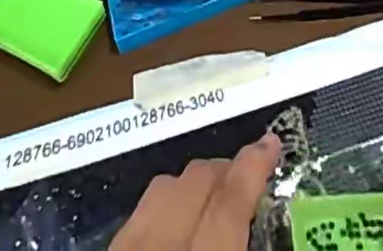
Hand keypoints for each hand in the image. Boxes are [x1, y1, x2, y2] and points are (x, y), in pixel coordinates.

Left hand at [110, 133, 281, 249]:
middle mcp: (159, 240)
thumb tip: (252, 206)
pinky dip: (165, 202)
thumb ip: (240, 238)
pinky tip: (178, 223)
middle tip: (249, 180)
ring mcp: (127, 242)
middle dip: (226, 169)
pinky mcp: (111, 245)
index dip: (254, 165)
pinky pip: (141, 208)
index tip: (271, 142)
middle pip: (196, 179)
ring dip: (194, 182)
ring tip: (217, 198)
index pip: (230, 199)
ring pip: (164, 184)